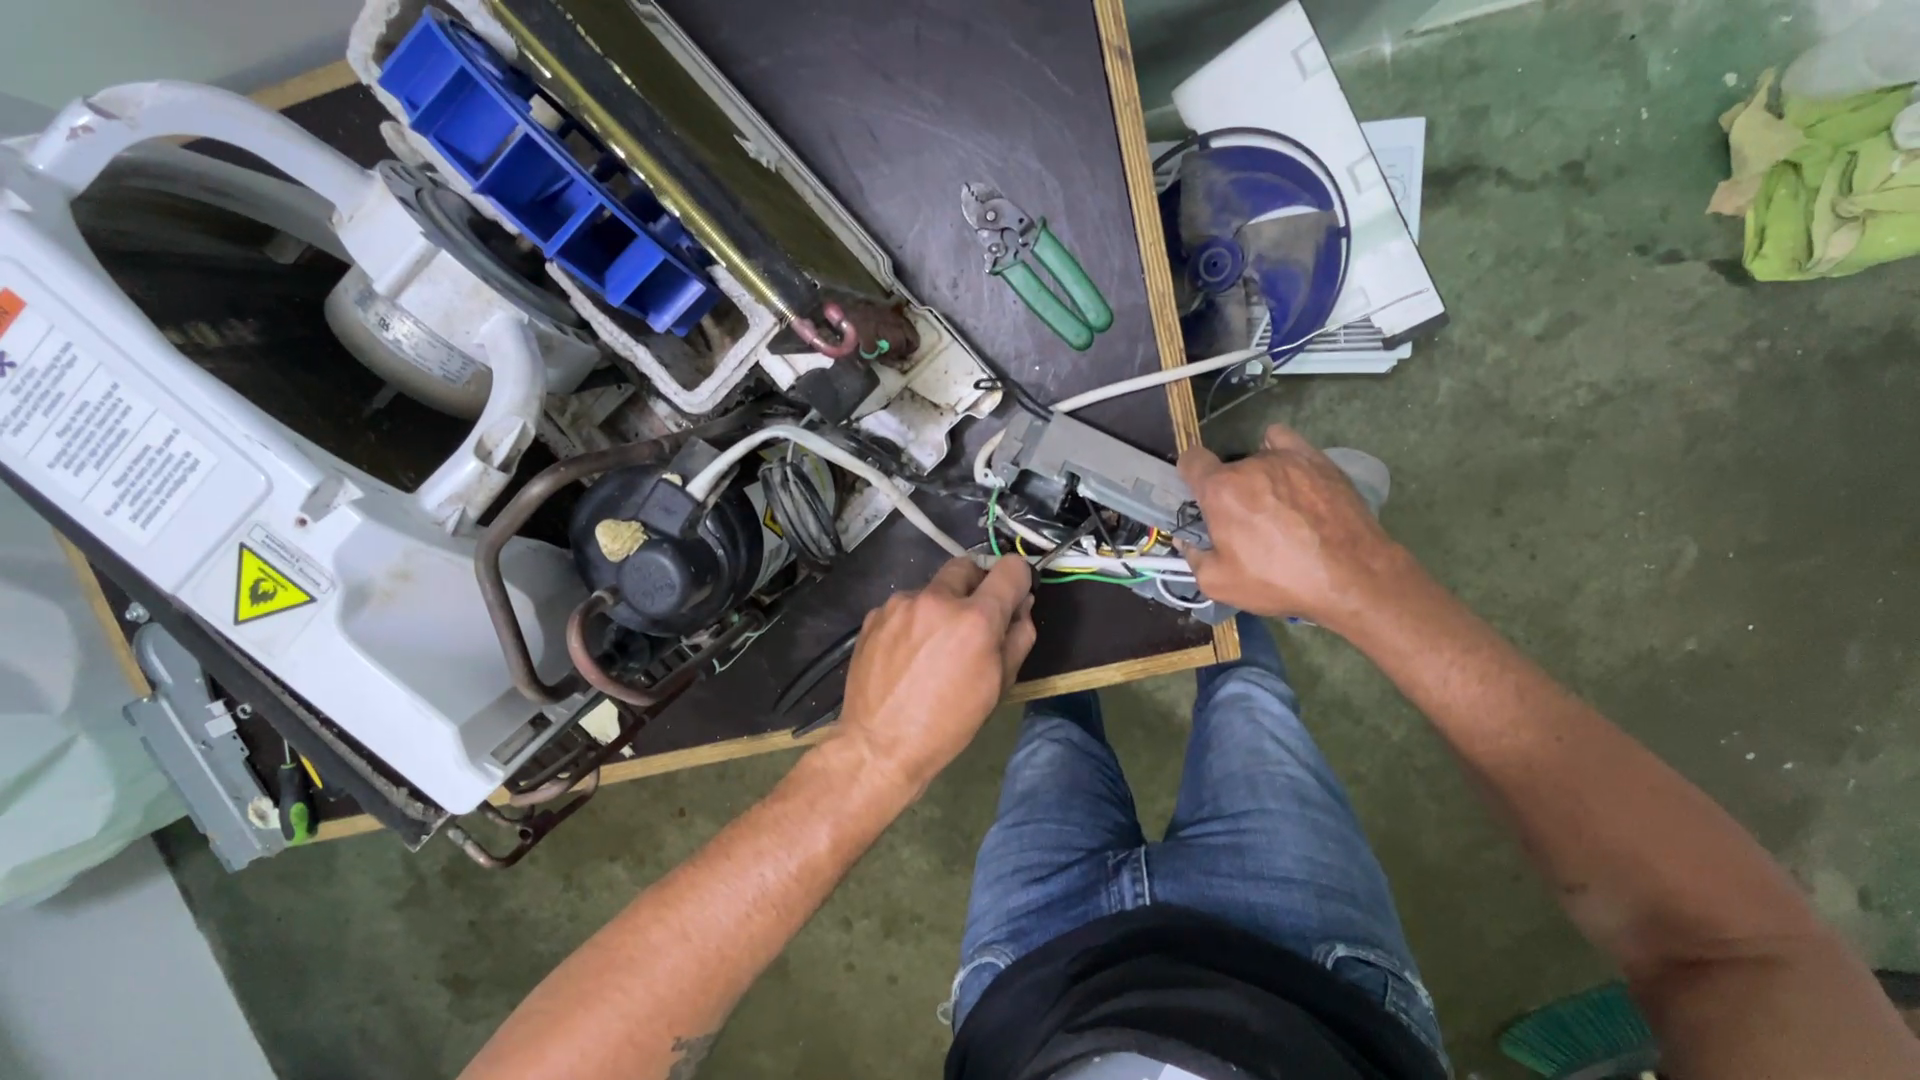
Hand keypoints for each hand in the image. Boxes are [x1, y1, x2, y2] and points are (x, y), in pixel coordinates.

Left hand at [836, 555, 1035, 793]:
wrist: (880, 744)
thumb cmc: (949, 722)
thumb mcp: (999, 685)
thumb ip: (1017, 636)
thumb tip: (1021, 606)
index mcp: (975, 618)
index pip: (1010, 569)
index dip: (1018, 578)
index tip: (1015, 593)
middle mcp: (936, 599)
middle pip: (967, 566)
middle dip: (977, 585)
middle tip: (975, 619)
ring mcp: (900, 604)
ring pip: (933, 588)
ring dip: (942, 605)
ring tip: (935, 645)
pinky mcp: (874, 615)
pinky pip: (905, 606)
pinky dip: (914, 620)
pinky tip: (909, 653)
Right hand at [1178, 424, 1412, 629]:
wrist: (1350, 577)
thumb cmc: (1279, 580)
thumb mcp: (1219, 584)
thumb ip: (1194, 558)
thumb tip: (1189, 542)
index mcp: (1220, 490)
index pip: (1191, 460)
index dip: (1190, 478)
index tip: (1201, 500)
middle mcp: (1250, 465)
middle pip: (1228, 469)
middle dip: (1229, 491)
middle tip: (1245, 524)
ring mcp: (1287, 459)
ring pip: (1258, 462)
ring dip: (1259, 481)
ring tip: (1280, 511)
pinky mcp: (1318, 460)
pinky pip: (1286, 442)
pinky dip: (1280, 454)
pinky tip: (1289, 476)